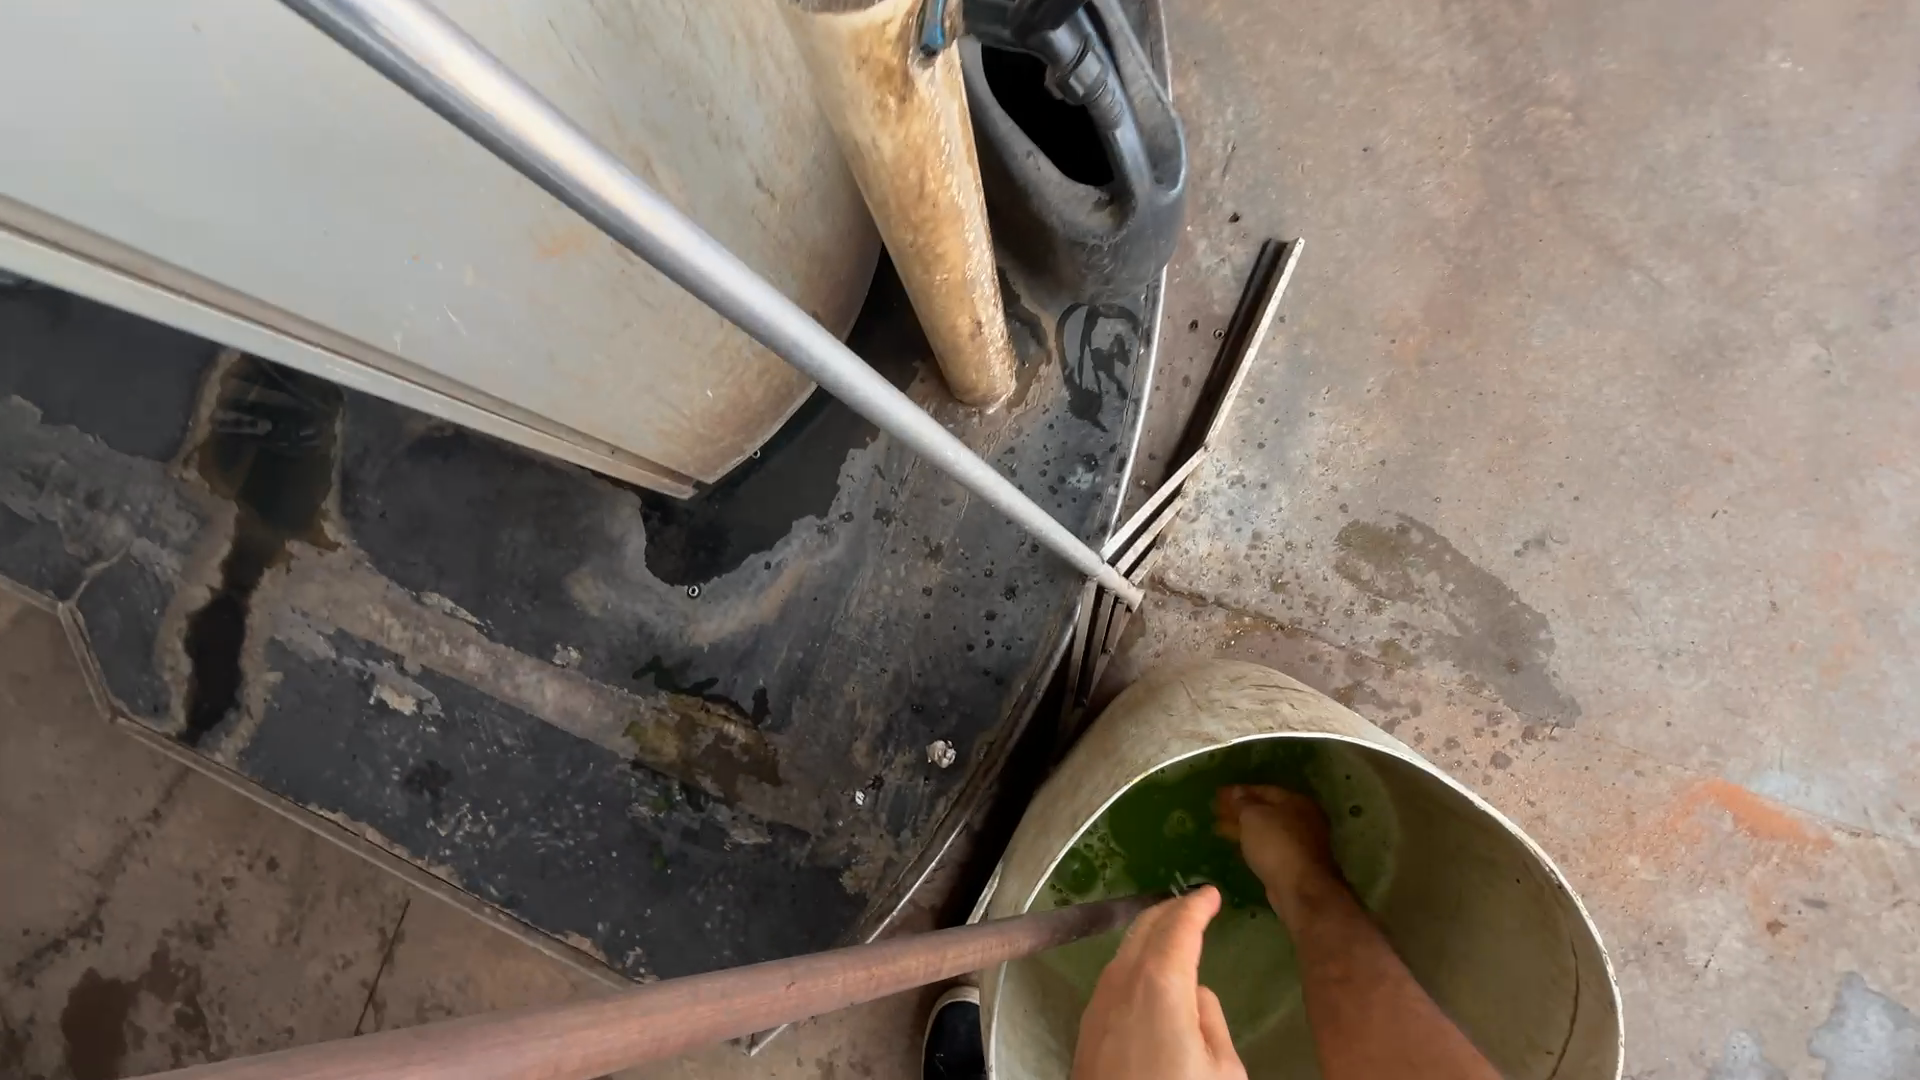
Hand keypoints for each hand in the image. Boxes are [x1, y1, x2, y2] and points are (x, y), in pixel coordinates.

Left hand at [1071, 886, 1246, 1079]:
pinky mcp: (1089, 1026)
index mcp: (1161, 982)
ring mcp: (1100, 1001)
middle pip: (1146, 928)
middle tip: (1194, 905)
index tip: (1211, 893)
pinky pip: (1115, 975)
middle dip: (1171, 910)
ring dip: (1151, 934)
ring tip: (1175, 934)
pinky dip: (1135, 960)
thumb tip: (1196, 994)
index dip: (1196, 905)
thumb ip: (1212, 1021)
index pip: (1179, 926)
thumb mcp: (1224, 1073)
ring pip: (1127, 949)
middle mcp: (1124, 980)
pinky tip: (1149, 974)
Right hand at [1213, 785, 1343, 923]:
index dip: (1238, 791)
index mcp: (1296, 802)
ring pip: (1264, 831)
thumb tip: (1236, 792)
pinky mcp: (1292, 865)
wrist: (1300, 890)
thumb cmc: (1276, 843)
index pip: (1263, 790)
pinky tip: (1235, 845)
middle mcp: (1302, 820)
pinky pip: (1266, 848)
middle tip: (1215, 810)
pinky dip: (1250, 844)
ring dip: (1242, 828)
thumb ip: (1242, 802)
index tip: (1217, 794)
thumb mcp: (1253, 815)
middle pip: (1265, 811)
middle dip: (1239, 810)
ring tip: (1219, 828)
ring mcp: (1299, 844)